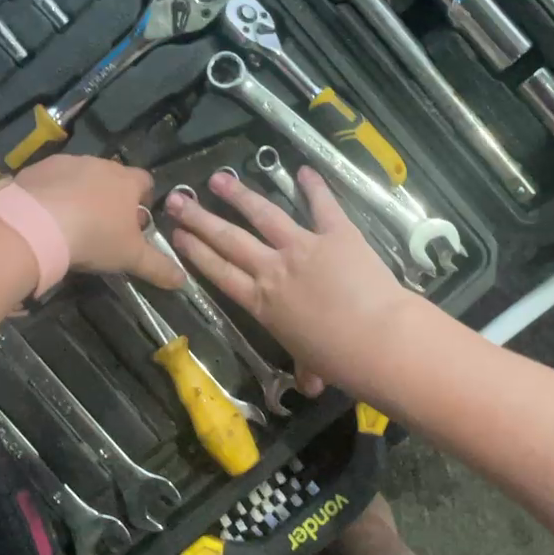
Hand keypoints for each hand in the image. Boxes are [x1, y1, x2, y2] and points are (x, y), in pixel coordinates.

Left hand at [15, 156, 183, 289]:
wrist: (37, 223)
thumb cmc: (96, 236)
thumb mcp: (131, 257)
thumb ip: (159, 267)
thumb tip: (183, 279)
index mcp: (128, 182)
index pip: (146, 181)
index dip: (145, 198)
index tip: (139, 219)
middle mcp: (100, 165)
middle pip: (113, 178)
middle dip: (112, 198)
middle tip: (106, 227)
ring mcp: (68, 163)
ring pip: (82, 177)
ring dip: (82, 194)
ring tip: (74, 222)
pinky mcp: (39, 168)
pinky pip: (53, 180)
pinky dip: (54, 194)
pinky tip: (48, 217)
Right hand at [165, 168, 417, 397]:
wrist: (376, 338)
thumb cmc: (339, 359)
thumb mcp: (312, 363)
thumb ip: (306, 367)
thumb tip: (311, 385)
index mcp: (262, 303)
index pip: (220, 273)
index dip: (196, 253)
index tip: (178, 236)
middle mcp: (274, 270)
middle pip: (228, 240)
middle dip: (199, 219)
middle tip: (177, 202)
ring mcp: (303, 247)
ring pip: (263, 214)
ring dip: (239, 195)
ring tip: (219, 179)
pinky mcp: (336, 233)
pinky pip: (322, 204)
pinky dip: (313, 186)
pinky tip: (303, 169)